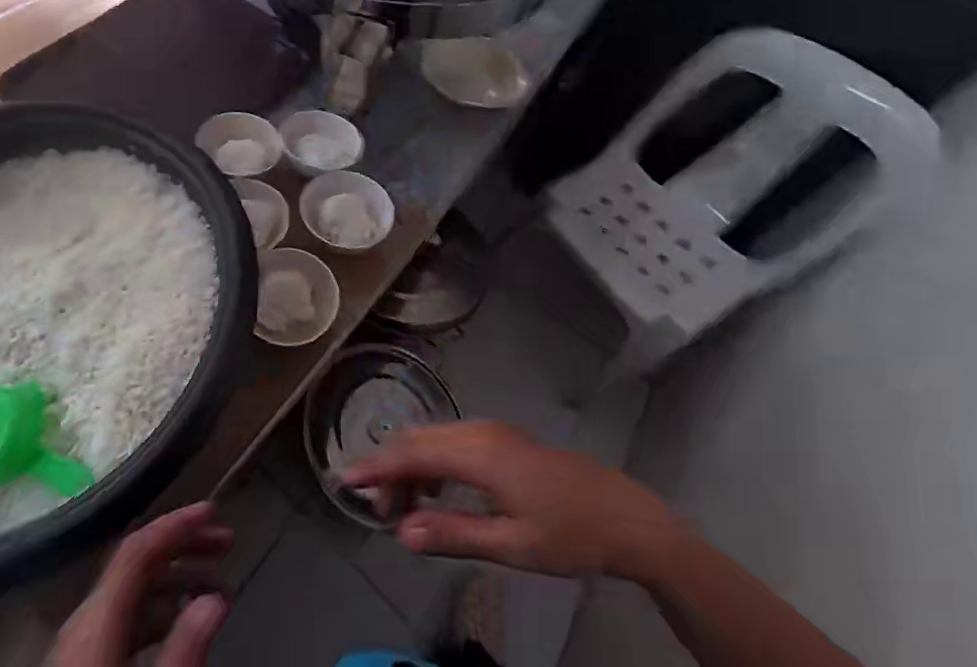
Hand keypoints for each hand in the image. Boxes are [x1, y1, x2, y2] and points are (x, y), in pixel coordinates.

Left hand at [50, 502, 232, 666]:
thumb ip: (184, 649)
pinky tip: (184, 623)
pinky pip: (125, 618)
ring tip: (219, 587)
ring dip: (175, 580)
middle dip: (183, 546)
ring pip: (132, 592)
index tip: (213, 514)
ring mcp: (82, 642)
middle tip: (227, 544)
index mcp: (97, 620)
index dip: (176, 525)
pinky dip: (159, 610)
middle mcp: (86, 619)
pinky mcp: (84, 662)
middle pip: (136, 564)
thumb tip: (215, 598)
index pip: (138, 550)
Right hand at [342, 421, 686, 581]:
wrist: (631, 519)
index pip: (409, 454)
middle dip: (389, 471)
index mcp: (477, 453)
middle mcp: (477, 432)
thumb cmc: (572, 535)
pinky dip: (430, 463)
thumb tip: (400, 532)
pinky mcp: (500, 439)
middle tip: (381, 511)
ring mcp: (490, 431)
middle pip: (415, 441)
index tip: (345, 482)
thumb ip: (452, 534)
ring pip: (431, 439)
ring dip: (410, 468)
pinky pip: (449, 442)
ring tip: (404, 508)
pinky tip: (435, 491)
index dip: (374, 467)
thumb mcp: (512, 545)